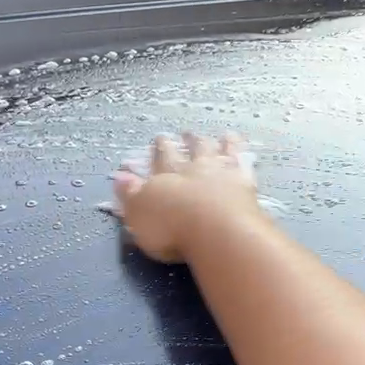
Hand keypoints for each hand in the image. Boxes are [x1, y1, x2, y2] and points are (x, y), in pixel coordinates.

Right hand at [111, 132, 263, 262]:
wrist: (215, 231)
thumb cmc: (170, 227)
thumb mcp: (138, 213)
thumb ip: (129, 194)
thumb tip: (119, 175)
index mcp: (166, 176)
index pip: (160, 158)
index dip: (158, 150)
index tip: (158, 139)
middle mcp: (194, 168)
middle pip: (190, 150)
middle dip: (186, 142)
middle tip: (186, 133)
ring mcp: (222, 172)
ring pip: (217, 150)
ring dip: (216, 142)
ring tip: (218, 135)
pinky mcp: (244, 183)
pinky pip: (243, 162)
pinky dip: (241, 152)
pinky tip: (243, 148)